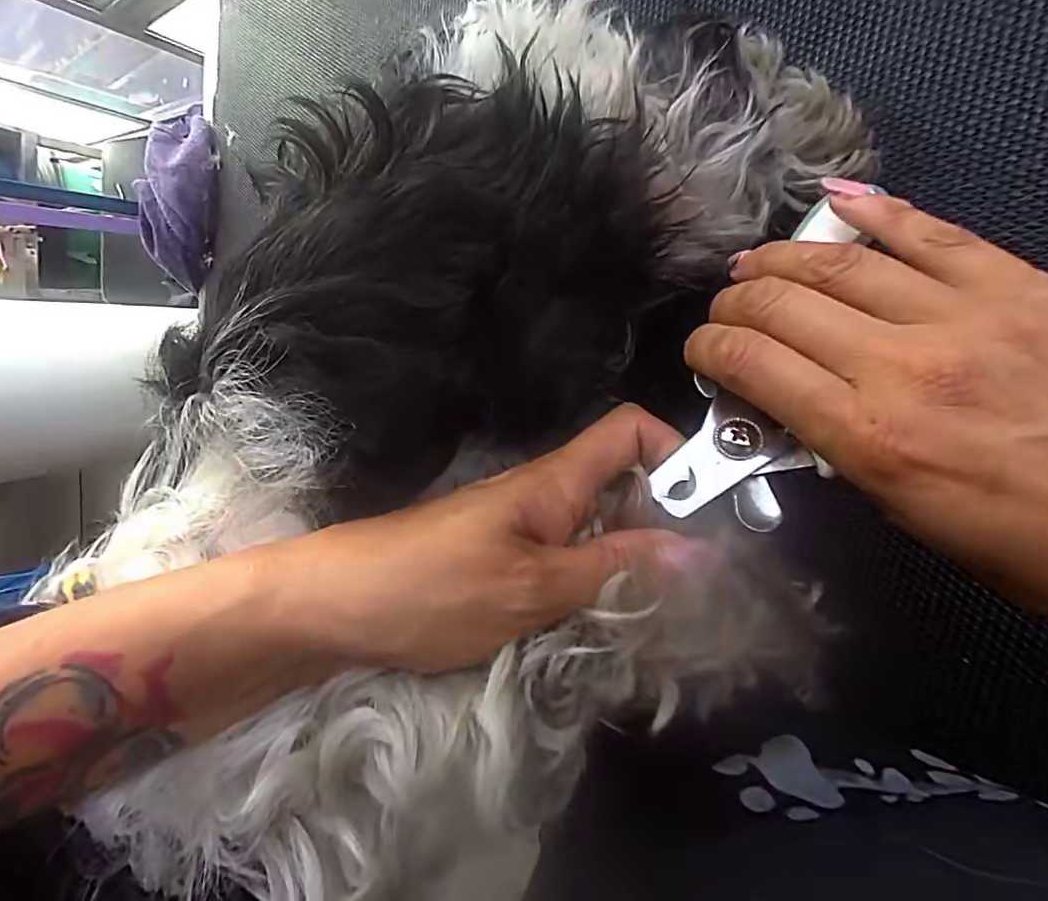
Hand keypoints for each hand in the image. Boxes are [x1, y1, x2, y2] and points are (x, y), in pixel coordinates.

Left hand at [257, 405, 694, 672]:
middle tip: (695, 582)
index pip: (630, 430)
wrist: (340, 604)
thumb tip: (698, 551)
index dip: (675, 453)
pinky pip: (567, 554)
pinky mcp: (503, 556)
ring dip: (633, 557)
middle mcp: (544, 492)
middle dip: (666, 520)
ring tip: (660, 608)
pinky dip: (595, 578)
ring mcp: (523, 524)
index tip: (708, 511)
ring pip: (599, 523)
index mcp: (555, 481)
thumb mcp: (533, 587)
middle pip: (624, 479)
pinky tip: (602, 617)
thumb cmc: (433, 588)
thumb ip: (614, 567)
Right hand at [684, 188, 1047, 794]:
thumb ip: (851, 454)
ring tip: (756, 262)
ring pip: (841, 261)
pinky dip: (876, 212)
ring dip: (783, 257)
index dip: (709, 349)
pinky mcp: (1028, 285)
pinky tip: (838, 199)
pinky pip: (931, 232)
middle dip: (734, 302)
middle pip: (783, 301)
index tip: (701, 353)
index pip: (752, 364)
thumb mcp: (925, 525)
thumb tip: (802, 411)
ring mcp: (971, 313)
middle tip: (723, 309)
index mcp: (876, 440)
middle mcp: (908, 365)